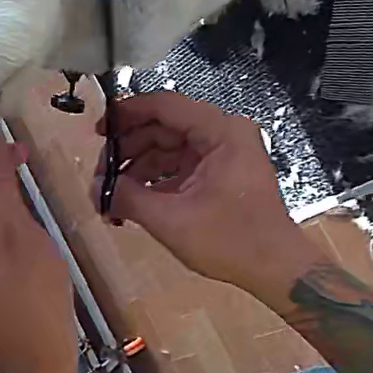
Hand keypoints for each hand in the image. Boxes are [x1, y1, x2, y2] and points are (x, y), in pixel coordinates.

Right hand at [97, 92, 320, 303]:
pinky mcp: (222, 174)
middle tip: (101, 175)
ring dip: (140, 169)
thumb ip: (129, 198)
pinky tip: (134, 200)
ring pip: (171, 149)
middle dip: (129, 150)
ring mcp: (225, 154)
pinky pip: (183, 166)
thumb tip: (97, 190)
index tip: (99, 131)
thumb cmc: (231, 242)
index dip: (126, 115)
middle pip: (165, 127)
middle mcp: (226, 135)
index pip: (165, 106)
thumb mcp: (172, 220)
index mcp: (222, 132)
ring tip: (112, 195)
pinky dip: (158, 181)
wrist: (274, 267)